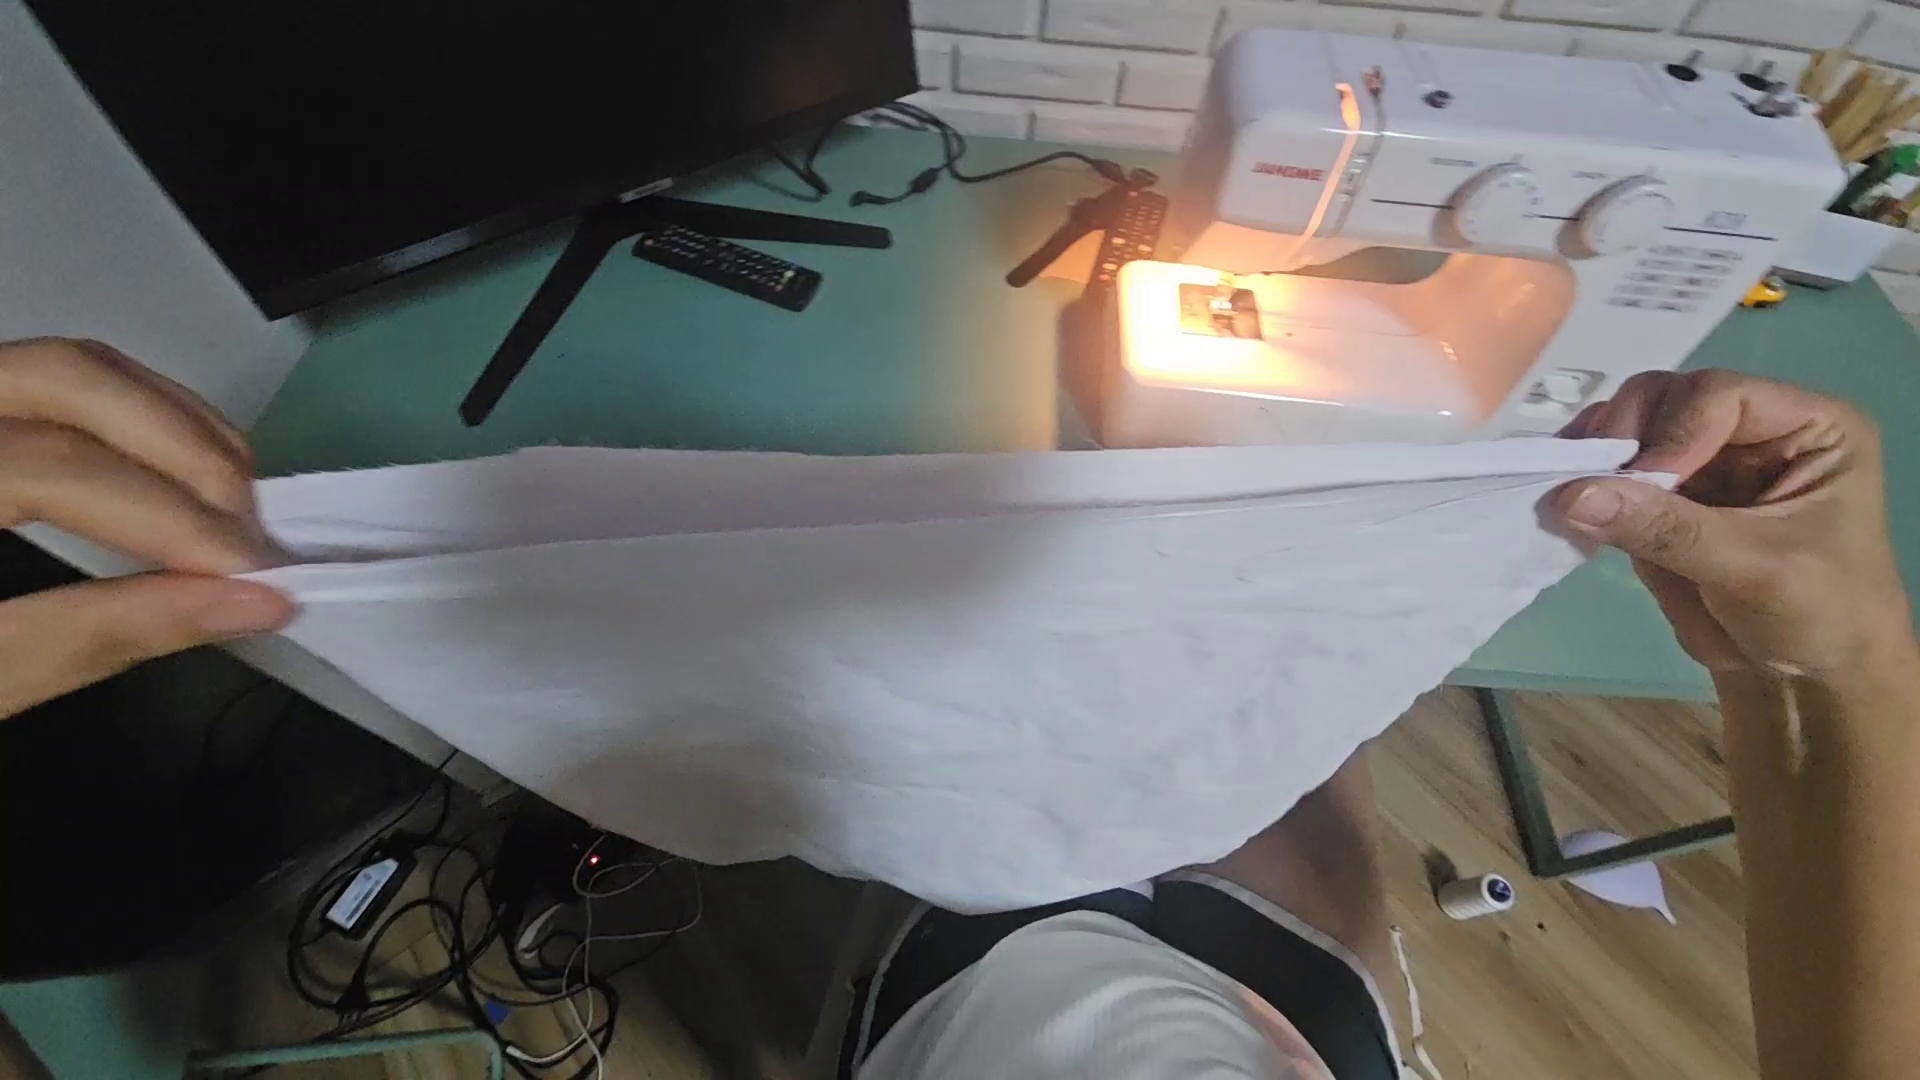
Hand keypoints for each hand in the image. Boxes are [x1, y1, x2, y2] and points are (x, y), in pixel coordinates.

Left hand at [0, 338, 292, 718]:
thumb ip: (95, 635)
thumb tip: (259, 602)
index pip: (46, 465)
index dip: (170, 518)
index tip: (256, 577)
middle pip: (68, 380)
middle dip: (191, 457)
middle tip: (248, 537)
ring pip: (75, 368)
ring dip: (183, 433)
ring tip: (230, 511)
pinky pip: (61, 383)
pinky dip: (151, 423)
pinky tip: (186, 481)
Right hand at [1552, 369, 1913, 678]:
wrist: (1791, 668)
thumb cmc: (1814, 612)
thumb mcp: (1753, 569)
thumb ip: (1666, 528)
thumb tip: (1570, 495)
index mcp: (1805, 430)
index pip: (1717, 395)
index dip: (1673, 433)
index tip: (1648, 486)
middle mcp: (1745, 433)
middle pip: (1659, 396)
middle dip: (1621, 435)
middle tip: (1598, 483)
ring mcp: (1692, 462)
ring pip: (1620, 424)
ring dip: (1588, 454)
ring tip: (1574, 495)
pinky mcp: (1648, 495)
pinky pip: (1598, 467)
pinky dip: (1575, 479)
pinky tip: (1568, 505)